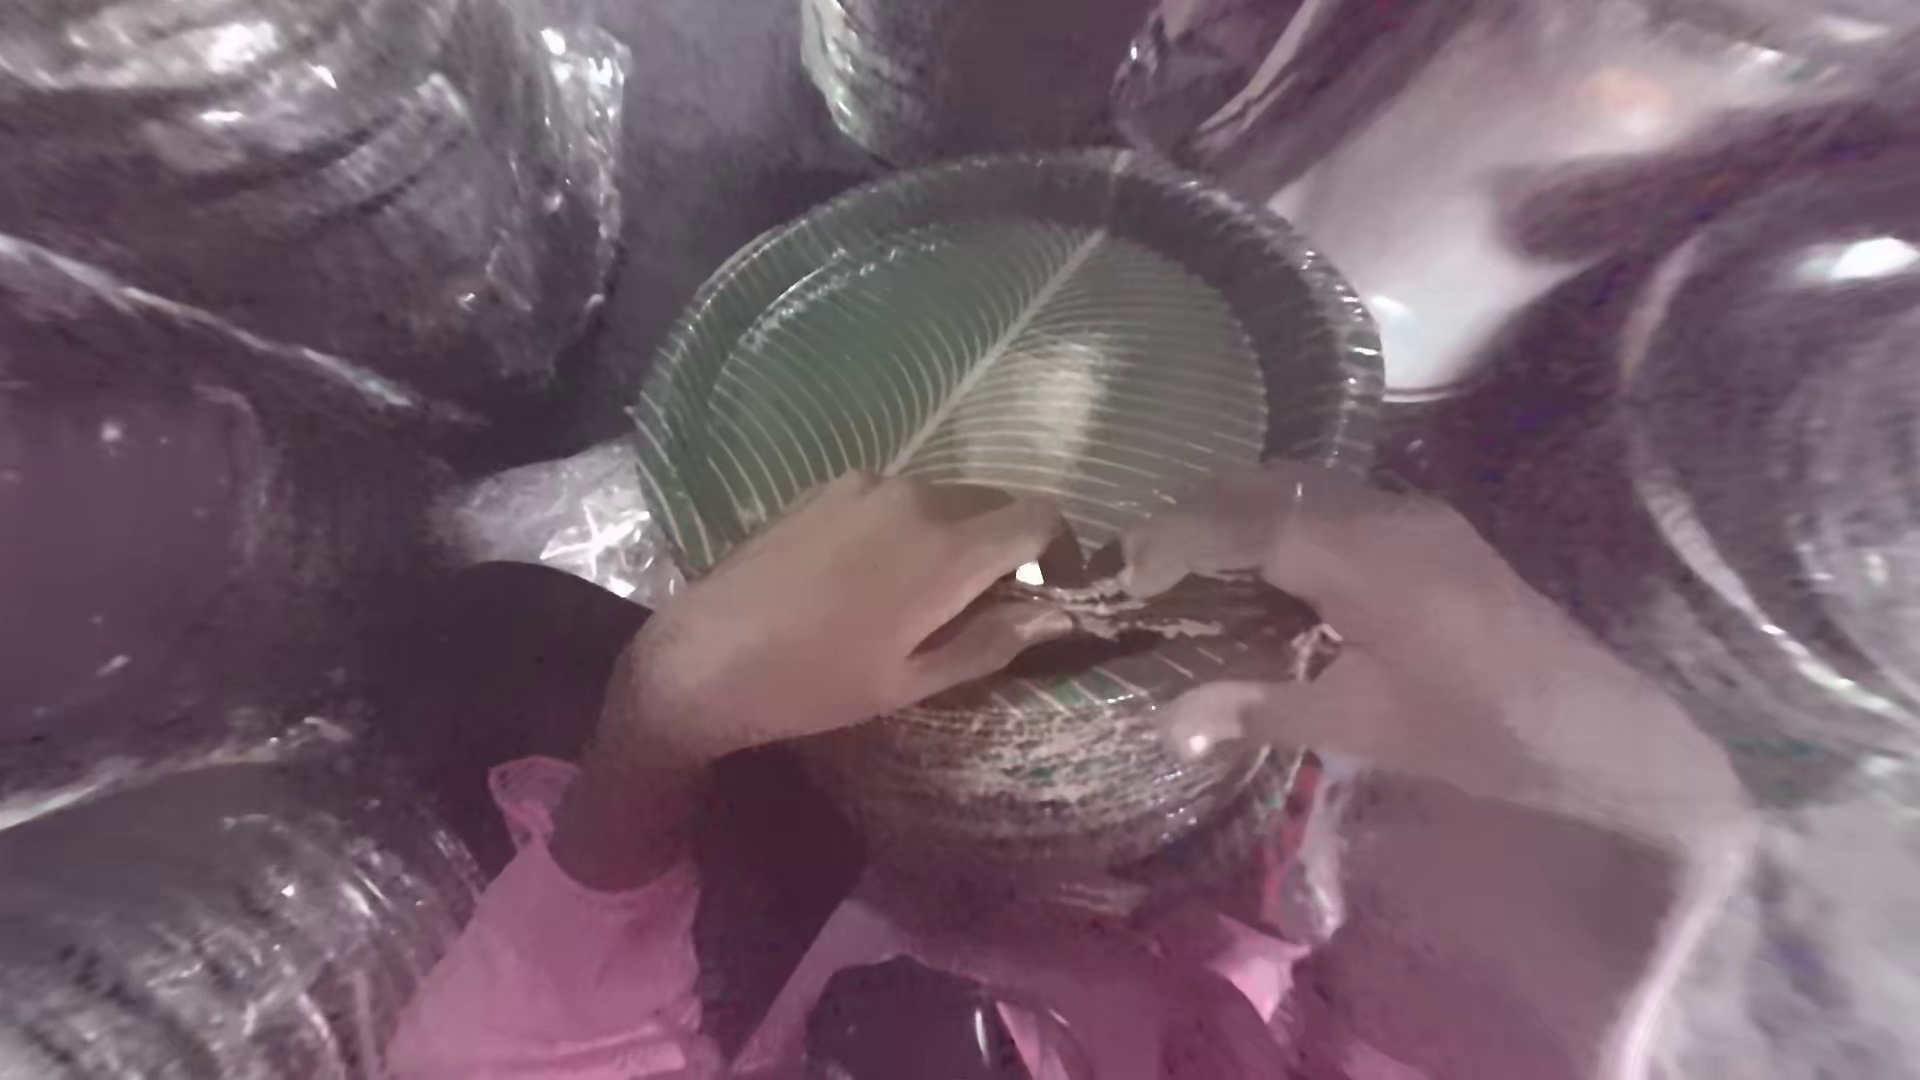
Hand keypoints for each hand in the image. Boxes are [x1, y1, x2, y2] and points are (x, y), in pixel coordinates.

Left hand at [604, 470, 1072, 762]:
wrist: (704, 655)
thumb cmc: (816, 682)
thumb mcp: (914, 679)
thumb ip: (994, 638)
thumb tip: (1057, 612)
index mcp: (946, 547)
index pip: (1039, 516)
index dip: (1061, 547)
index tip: (1052, 584)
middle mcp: (916, 495)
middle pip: (997, 501)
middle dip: (1010, 544)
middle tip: (989, 596)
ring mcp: (868, 482)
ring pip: (948, 495)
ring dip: (961, 532)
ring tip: (925, 586)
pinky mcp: (831, 483)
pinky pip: (900, 493)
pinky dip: (915, 522)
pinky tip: (874, 567)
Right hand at [1122, 463, 1746, 849]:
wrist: (1611, 730)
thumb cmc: (1481, 734)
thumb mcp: (1359, 728)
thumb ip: (1254, 711)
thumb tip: (1165, 728)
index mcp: (1370, 564)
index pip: (1247, 526)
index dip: (1177, 542)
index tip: (1131, 577)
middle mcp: (1382, 514)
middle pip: (1258, 487)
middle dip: (1187, 519)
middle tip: (1143, 564)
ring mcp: (1400, 507)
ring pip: (1285, 481)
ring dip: (1223, 511)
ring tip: (1184, 558)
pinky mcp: (1411, 517)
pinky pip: (1313, 494)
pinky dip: (1261, 515)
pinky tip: (1250, 559)